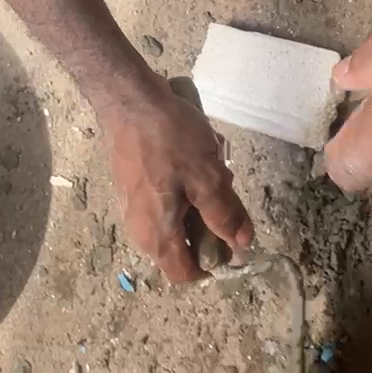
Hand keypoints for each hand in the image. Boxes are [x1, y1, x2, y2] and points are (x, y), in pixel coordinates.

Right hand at [98, 72, 253, 282]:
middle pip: (184, 242)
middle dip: (210, 217)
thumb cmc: (168, 139)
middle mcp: (140, 228)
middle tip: (224, 183)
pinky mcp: (134, 181)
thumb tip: (242, 244)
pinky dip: (185, 178)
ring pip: (178, 213)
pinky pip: (166, 192)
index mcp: (157, 237)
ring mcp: (134, 204)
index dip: (214, 261)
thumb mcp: (207, 176)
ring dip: (200, 193)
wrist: (129, 98)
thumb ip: (226, 214)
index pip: (187, 274)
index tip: (233, 233)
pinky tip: (194, 148)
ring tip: (212, 160)